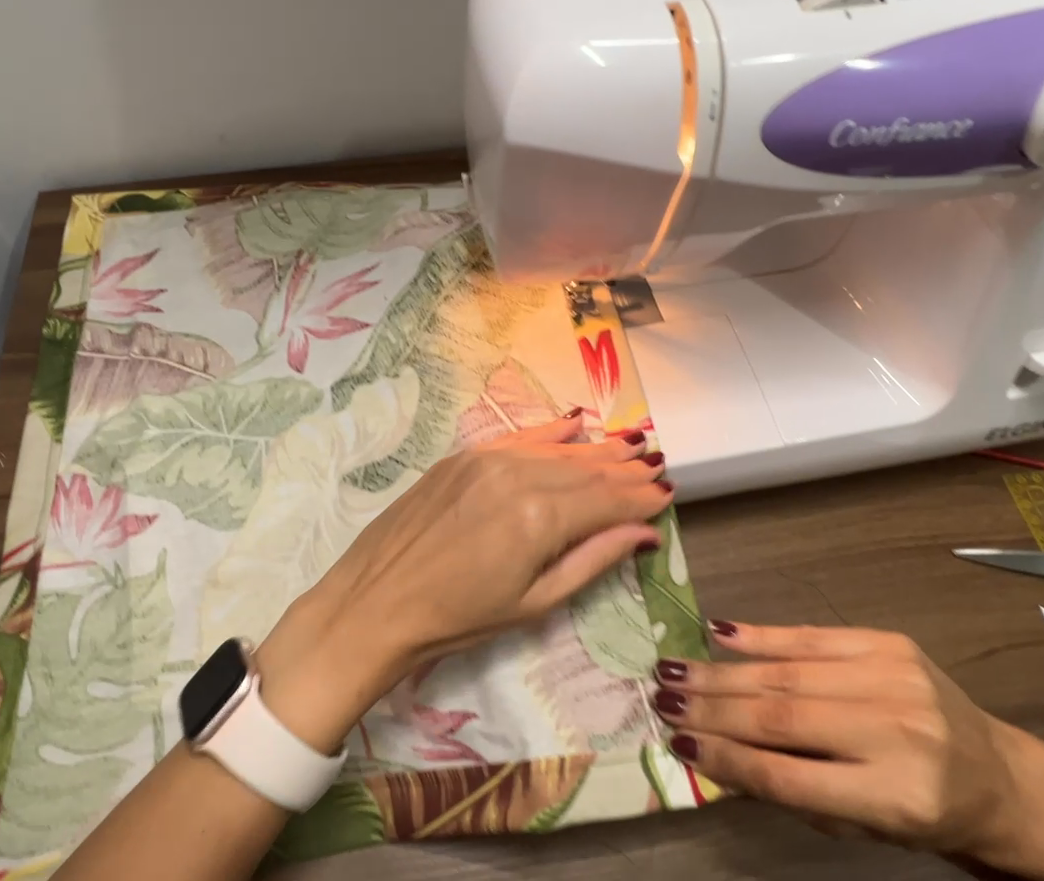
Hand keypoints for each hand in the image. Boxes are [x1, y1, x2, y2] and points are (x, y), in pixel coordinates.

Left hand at [255, 413, 671, 752]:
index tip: (667, 496)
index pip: (606, 501)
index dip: (640, 500)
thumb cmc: (458, 619)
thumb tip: (642, 532)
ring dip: (595, 450)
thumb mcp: (534, 602)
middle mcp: (517, 476)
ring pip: (555, 451)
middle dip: (624, 471)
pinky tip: (575, 424)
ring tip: (629, 444)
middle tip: (655, 467)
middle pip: (585, 470)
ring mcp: (486, 460)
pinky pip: (518, 439)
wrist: (376, 603)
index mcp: (538, 518)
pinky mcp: (462, 457)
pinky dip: (550, 433)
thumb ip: (592, 560)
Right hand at [651, 624, 1025, 856]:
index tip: (676, 743)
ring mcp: (896, 680)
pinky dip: (760, 636)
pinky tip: (718, 634)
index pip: (788, 776)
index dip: (725, 758)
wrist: (995, 775)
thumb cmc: (920, 813)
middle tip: (661, 699)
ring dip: (722, 673)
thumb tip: (709, 754)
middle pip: (782, 717)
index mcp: (895, 796)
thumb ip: (787, 790)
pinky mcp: (890, 644)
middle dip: (713, 709)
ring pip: (787, 673)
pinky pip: (811, 636)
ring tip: (673, 672)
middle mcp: (897, 733)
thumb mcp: (858, 825)